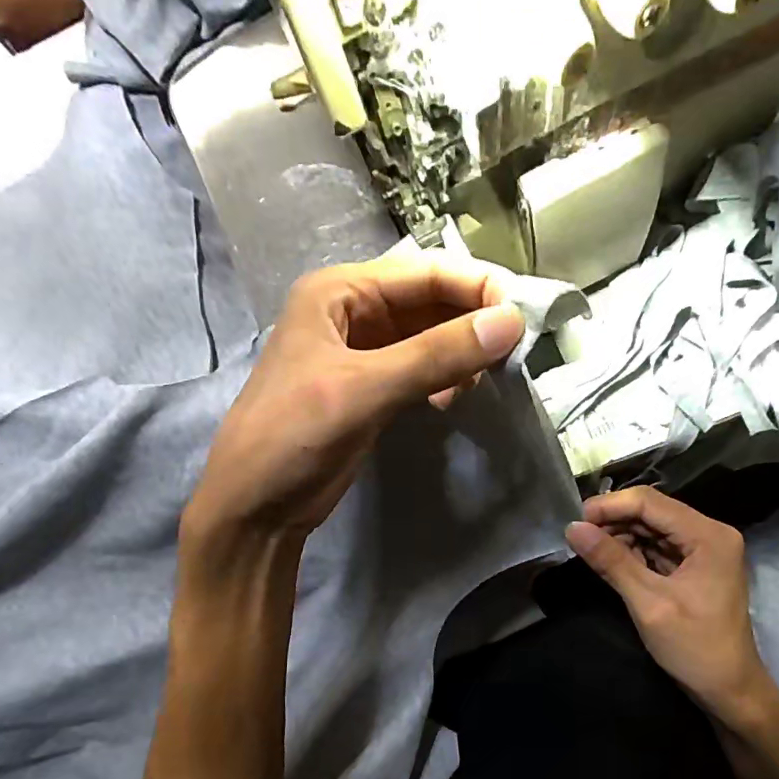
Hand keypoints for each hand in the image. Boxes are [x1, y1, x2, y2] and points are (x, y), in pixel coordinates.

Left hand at [184, 256, 524, 538]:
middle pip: (429, 301)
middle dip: (472, 320)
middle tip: (517, 348)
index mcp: (339, 292)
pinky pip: (421, 369)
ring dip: (462, 351)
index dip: (475, 287)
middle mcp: (352, 312)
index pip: (423, 273)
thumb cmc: (295, 434)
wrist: (254, 506)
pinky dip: (445, 378)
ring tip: (489, 376)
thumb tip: (511, 322)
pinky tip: (455, 397)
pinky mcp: (371, 388)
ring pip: (429, 336)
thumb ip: (437, 355)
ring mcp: (362, 352)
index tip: (524, 315)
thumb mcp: (365, 388)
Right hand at [565, 487, 778, 731]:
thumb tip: (572, 528)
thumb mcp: (648, 603)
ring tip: (590, 549)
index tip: (574, 520)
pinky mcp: (696, 566)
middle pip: (653, 511)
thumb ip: (611, 561)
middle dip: (614, 520)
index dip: (610, 506)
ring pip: (653, 528)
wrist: (729, 689)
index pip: (650, 502)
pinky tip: (610, 559)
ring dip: (621, 535)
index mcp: (708, 535)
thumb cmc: (694, 647)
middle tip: (578, 537)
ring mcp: (704, 549)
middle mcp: (710, 533)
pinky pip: (659, 547)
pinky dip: (634, 550)